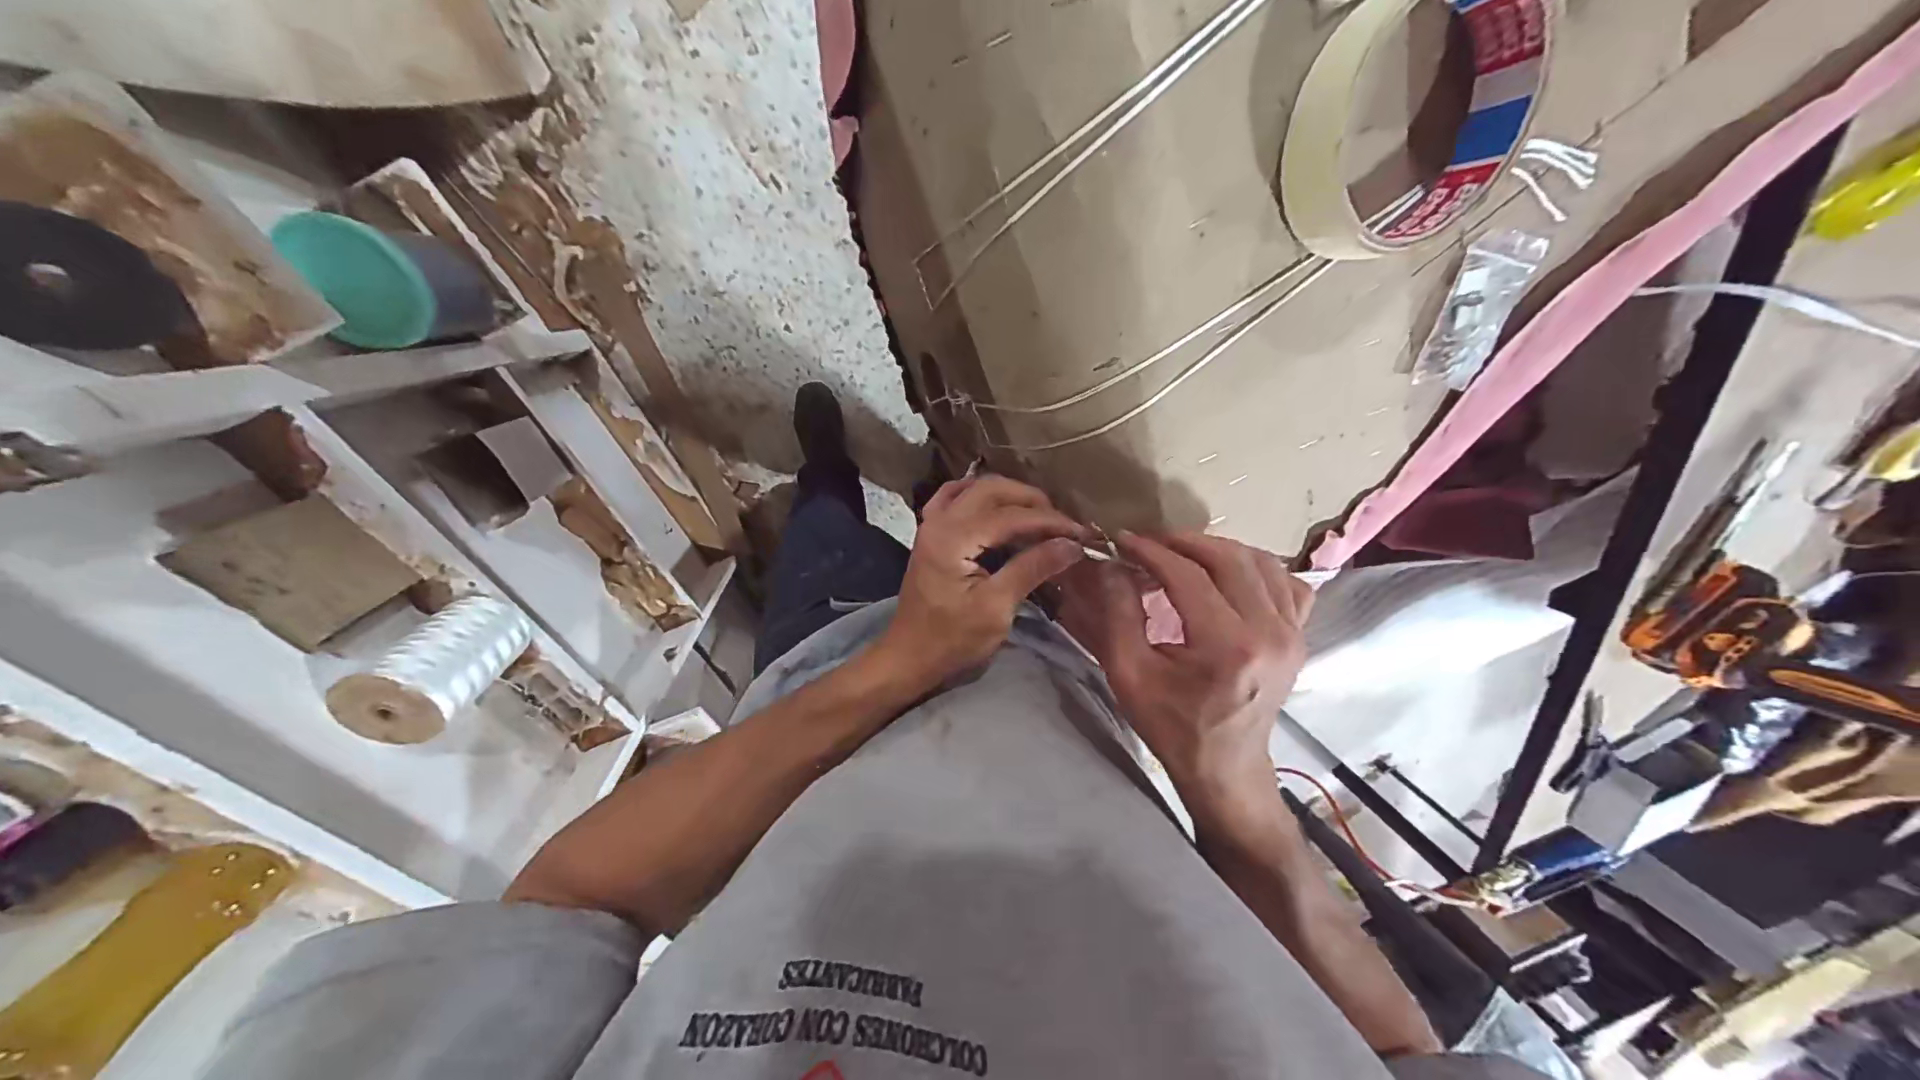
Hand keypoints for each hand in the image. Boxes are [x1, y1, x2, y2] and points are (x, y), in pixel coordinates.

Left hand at [875, 474, 1089, 687]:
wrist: (910, 656)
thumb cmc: (952, 639)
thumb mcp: (997, 608)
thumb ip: (1032, 568)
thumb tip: (1071, 545)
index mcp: (953, 537)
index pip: (1011, 516)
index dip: (1049, 522)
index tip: (1080, 533)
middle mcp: (940, 521)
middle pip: (992, 489)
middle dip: (1031, 501)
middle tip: (1061, 523)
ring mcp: (931, 524)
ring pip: (974, 488)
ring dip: (1008, 495)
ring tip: (1038, 516)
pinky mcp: (930, 533)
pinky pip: (955, 497)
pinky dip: (981, 497)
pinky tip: (999, 508)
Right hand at [1059, 532, 1312, 817]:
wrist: (1224, 766)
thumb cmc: (1172, 726)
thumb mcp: (1129, 674)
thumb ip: (1119, 614)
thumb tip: (1114, 564)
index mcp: (1227, 647)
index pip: (1189, 575)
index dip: (1152, 551)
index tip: (1123, 540)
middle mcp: (1270, 633)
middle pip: (1229, 558)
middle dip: (1184, 542)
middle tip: (1150, 543)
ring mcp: (1293, 633)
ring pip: (1260, 562)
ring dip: (1218, 549)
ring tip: (1182, 554)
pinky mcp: (1301, 635)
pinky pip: (1287, 582)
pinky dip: (1256, 567)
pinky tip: (1229, 575)